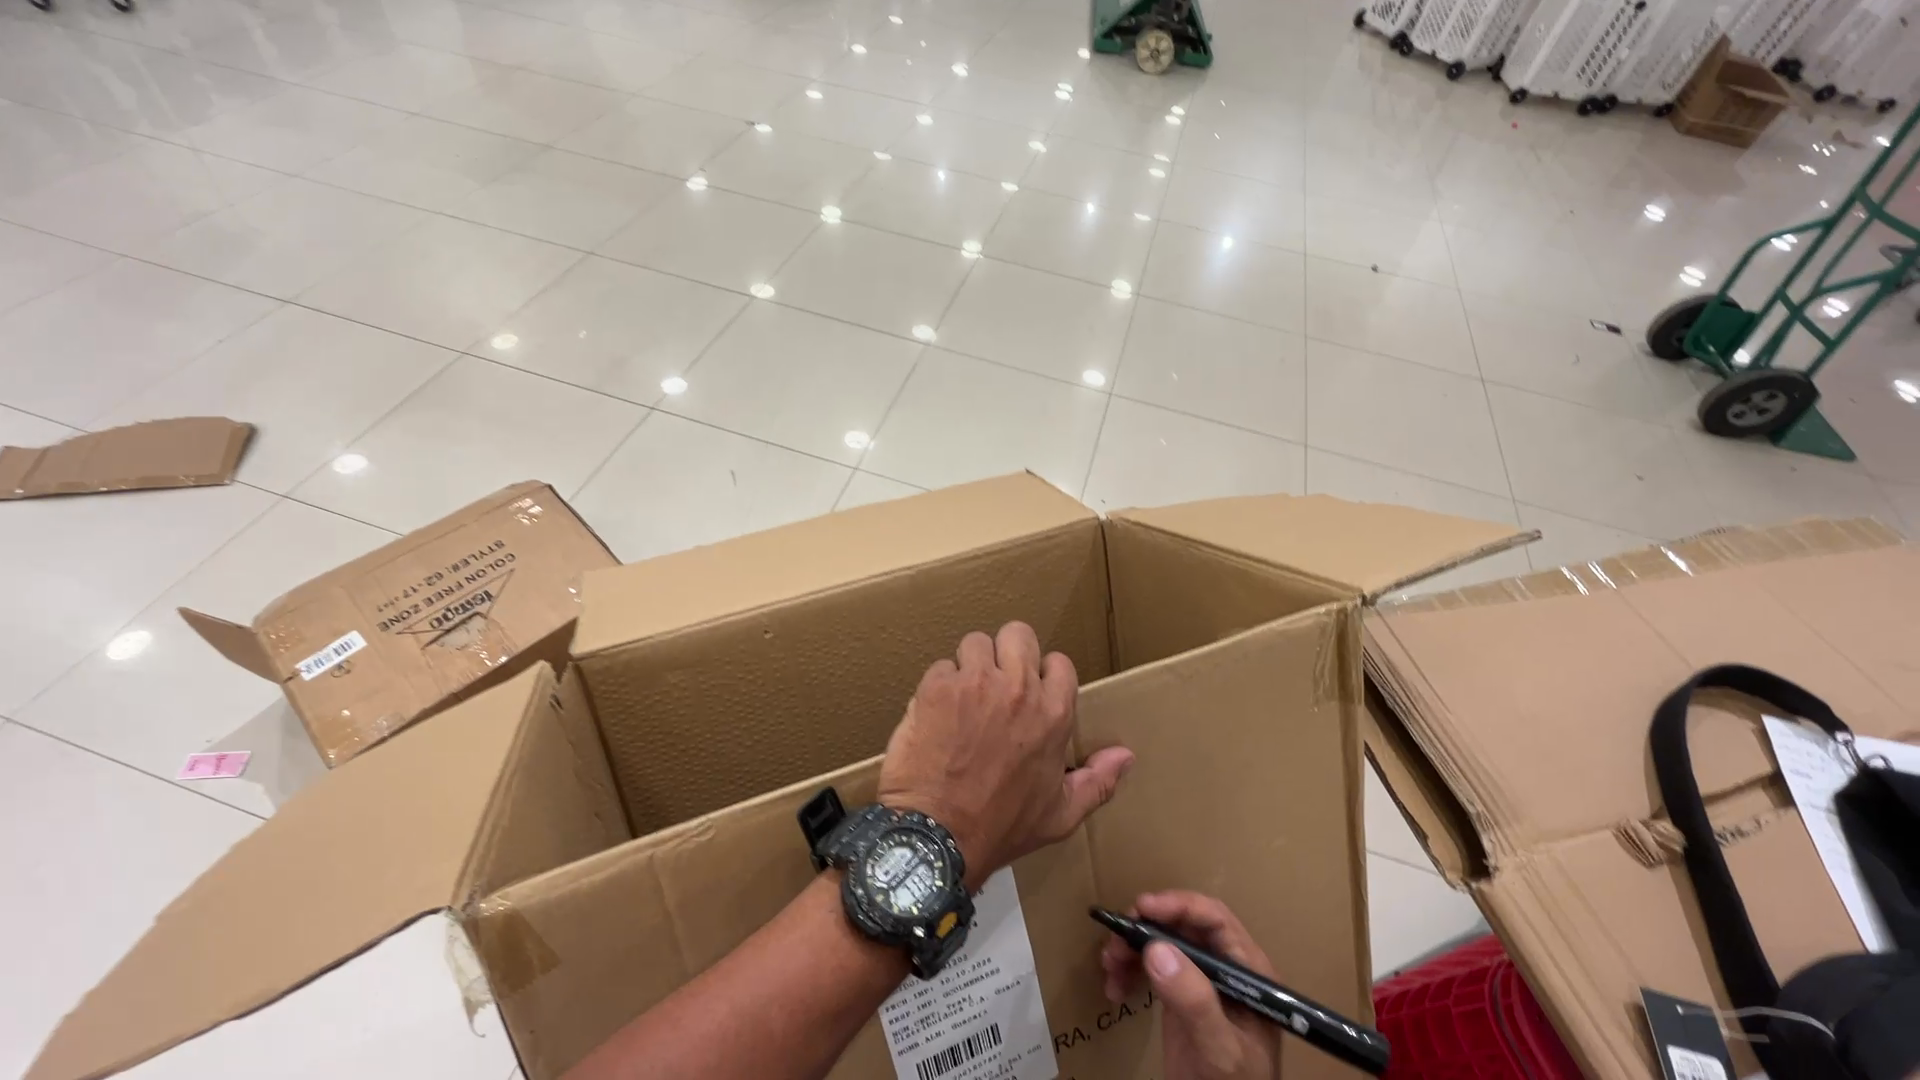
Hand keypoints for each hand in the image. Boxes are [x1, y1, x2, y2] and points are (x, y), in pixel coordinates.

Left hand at [878, 621, 1133, 889]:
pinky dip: (938, 686)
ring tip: (962, 697)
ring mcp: (975, 683)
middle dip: (1007, 653)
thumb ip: (1097, 781)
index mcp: (1054, 713)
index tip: (1031, 694)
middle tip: (995, 682)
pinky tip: (936, 714)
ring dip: (970, 665)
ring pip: (975, 643)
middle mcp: (1018, 688)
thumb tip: (1125, 756)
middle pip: (1018, 634)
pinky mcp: (936, 688)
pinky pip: (940, 666)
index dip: (1044, 675)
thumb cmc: (1000, 828)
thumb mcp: (1060, 815)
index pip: (1059, 662)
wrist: (937, 836)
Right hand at [1100, 892, 1282, 1079]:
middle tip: (1116, 941)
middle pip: (1182, 927)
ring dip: (1132, 949)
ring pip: (1163, 944)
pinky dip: (1130, 972)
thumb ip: (1194, 1001)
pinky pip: (1152, 968)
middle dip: (1146, 928)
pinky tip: (1115, 989)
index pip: (1214, 920)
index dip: (1178, 906)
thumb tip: (1157, 948)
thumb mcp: (1218, 1048)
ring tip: (1108, 966)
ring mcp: (1202, 982)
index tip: (1142, 907)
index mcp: (1247, 971)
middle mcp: (1225, 968)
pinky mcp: (1181, 997)